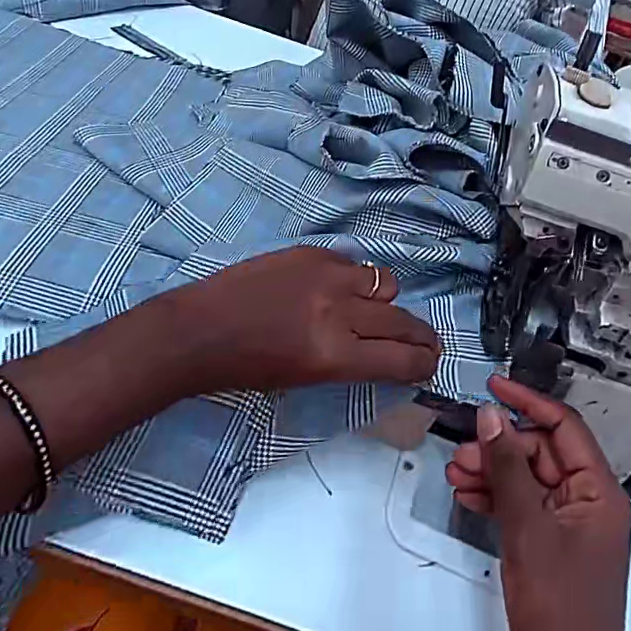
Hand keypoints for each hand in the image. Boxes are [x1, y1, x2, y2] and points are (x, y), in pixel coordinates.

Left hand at [149, 246, 441, 393]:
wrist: (202, 328)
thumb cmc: (246, 368)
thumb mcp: (305, 378)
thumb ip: (351, 361)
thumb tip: (385, 352)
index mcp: (335, 354)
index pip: (401, 358)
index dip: (423, 363)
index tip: (428, 362)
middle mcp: (338, 311)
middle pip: (402, 321)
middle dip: (420, 335)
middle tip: (424, 342)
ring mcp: (325, 275)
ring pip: (384, 281)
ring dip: (385, 299)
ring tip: (371, 309)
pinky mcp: (310, 251)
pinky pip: (351, 263)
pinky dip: (351, 278)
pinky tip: (333, 288)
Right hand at [446, 375, 630, 630]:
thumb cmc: (565, 614)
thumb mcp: (527, 526)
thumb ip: (507, 467)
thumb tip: (492, 419)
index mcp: (600, 493)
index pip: (564, 426)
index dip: (528, 401)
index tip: (498, 387)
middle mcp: (588, 502)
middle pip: (539, 450)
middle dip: (499, 446)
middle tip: (468, 446)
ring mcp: (568, 521)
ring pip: (525, 474)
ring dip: (491, 469)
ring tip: (461, 471)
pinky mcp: (549, 538)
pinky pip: (520, 498)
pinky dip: (494, 492)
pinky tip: (471, 492)